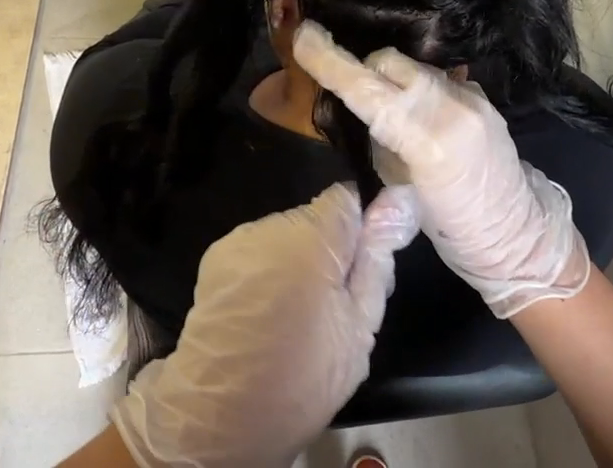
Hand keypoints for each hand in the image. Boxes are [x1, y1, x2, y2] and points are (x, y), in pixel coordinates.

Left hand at [110, 182, 419, 466]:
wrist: (223, 413)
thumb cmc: (304, 375)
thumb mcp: (360, 326)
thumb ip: (378, 258)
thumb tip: (397, 201)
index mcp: (312, 236)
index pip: (345, 198)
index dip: (357, 229)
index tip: (357, 267)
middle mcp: (271, 225)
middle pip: (313, 219)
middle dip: (325, 249)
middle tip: (327, 303)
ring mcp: (239, 239)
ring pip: (283, 235)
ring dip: (293, 260)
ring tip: (291, 312)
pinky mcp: (215, 258)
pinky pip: (256, 251)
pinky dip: (264, 271)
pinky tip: (262, 310)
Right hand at [293, 21, 590, 317]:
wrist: (518, 235)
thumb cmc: (453, 230)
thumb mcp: (403, 191)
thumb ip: (384, 141)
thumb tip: (365, 111)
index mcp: (426, 139)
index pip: (366, 89)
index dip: (330, 61)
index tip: (304, 36)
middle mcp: (451, 106)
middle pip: (387, 62)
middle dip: (362, 70)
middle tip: (347, 93)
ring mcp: (471, 98)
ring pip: (411, 67)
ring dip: (391, 80)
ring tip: (389, 114)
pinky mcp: (482, 97)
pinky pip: (436, 78)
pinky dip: (418, 90)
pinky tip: (420, 116)